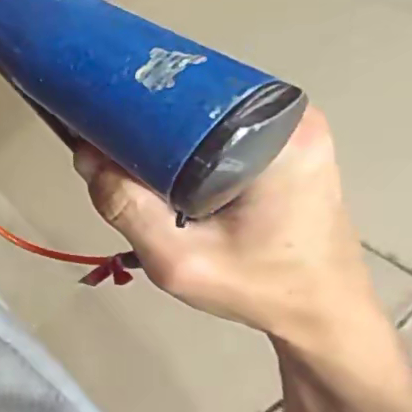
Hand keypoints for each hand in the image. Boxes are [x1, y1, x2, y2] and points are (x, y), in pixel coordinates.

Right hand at [73, 108, 386, 349]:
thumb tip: (86, 153)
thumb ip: (125, 208)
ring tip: (136, 169)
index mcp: (277, 132)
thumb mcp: (179, 261)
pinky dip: (183, 142)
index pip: (181, 95)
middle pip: (188, 99)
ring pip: (198, 113)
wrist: (326, 316)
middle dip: (143, 124)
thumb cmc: (261, 289)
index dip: (132, 106)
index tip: (95, 125)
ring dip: (162, 135)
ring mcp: (291, 125)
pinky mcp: (285, 140)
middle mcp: (289, 115)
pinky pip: (215, 125)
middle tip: (114, 160)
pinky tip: (164, 170)